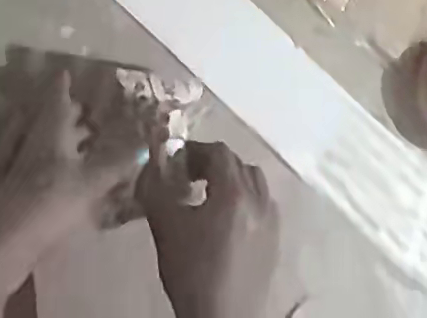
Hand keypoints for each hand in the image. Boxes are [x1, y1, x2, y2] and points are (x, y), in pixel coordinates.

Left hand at [0, 71, 148, 256]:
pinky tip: (57, 177)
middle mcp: (31, 139)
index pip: (57, 97)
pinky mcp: (9, 191)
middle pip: (49, 119)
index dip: (63, 84)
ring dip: (57, 139)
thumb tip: (144, 145)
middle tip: (85, 111)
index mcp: (49, 129)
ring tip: (78, 141)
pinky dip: (46, 165)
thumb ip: (116, 164)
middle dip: (66, 114)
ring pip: (40, 142)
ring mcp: (16, 165)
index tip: (67, 72)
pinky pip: (32, 167)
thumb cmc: (48, 202)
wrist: (0, 247)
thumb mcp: (90, 182)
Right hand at [144, 142, 280, 317]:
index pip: (218, 152)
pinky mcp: (276, 241)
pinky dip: (246, 199)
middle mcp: (259, 200)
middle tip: (188, 177)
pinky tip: (228, 219)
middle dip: (211, 164)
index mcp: (235, 193)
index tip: (176, 163)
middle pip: (237, 164)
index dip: (195, 151)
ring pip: (254, 181)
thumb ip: (155, 189)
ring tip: (209, 196)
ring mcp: (272, 221)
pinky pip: (263, 203)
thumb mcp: (166, 228)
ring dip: (231, 179)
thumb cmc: (194, 274)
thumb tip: (150, 164)